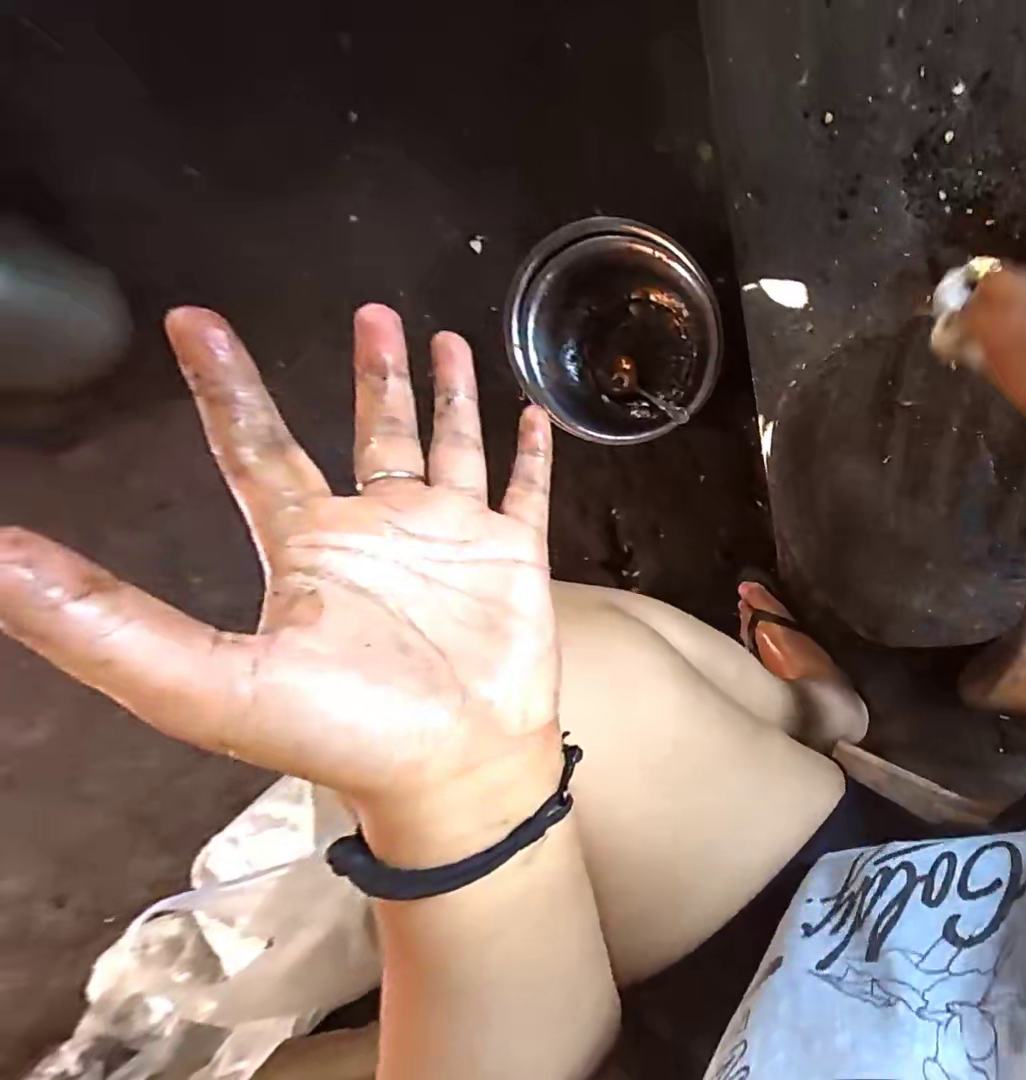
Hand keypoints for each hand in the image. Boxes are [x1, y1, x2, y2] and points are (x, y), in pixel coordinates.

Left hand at [0, 305, 558, 820]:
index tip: (196, 322)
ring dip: (451, 395)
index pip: (260, 446)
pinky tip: (533, 415)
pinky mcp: (517, 552)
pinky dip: (531, 454)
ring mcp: (457, 536)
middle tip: (373, 313)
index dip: (231, 386)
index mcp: (310, 543)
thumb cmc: (345, 728)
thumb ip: (102, 620)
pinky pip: (525, 490)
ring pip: (454, 446)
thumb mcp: (206, 683)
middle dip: (372, 370)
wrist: (456, 756)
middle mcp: (384, 526)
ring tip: (447, 341)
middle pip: (376, 429)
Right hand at [936, 265, 1025, 431]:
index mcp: (998, 325)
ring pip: (1011, 277)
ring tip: (992, 308)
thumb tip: (960, 341)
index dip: (954, 317)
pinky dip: (1017, 294)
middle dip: (976, 290)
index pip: (965, 309)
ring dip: (996, 288)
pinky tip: (1015, 313)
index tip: (951, 326)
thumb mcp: (998, 376)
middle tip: (970, 308)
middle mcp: (1018, 302)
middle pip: (989, 279)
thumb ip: (976, 352)